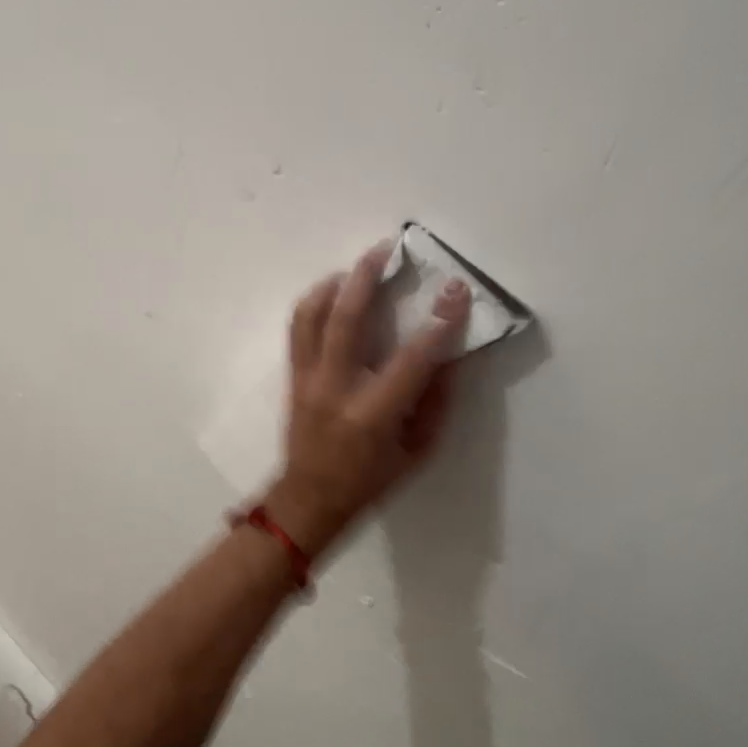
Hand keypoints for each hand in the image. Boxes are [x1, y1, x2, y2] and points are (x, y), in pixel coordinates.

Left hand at [262, 240, 472, 556]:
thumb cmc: (370, 479)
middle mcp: (335, 389)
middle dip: (367, 279)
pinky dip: (314, 302)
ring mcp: (307, 378)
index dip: (438, 322)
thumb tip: (447, 352)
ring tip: (357, 267)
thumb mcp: (417, 450)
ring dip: (334, 284)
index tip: (455, 290)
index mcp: (373, 414)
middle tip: (386, 250)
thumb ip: (434, 400)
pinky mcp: (292, 374)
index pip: (411, 358)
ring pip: (312, 316)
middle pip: (347, 320)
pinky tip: (332, 291)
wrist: (309, 496)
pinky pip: (298, 327)